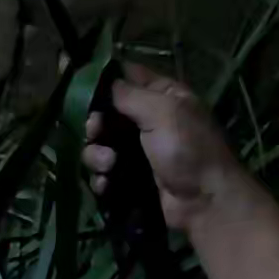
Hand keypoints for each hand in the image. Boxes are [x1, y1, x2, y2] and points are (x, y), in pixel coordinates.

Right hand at [83, 63, 252, 233]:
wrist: (204, 202)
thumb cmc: (188, 149)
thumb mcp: (163, 111)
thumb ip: (129, 93)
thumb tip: (103, 81)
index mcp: (161, 96)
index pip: (124, 76)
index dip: (99, 79)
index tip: (73, 80)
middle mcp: (147, 121)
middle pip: (104, 114)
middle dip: (94, 124)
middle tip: (95, 132)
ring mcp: (138, 153)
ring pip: (99, 146)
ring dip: (97, 155)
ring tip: (110, 165)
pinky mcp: (130, 181)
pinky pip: (104, 175)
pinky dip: (101, 179)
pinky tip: (106, 184)